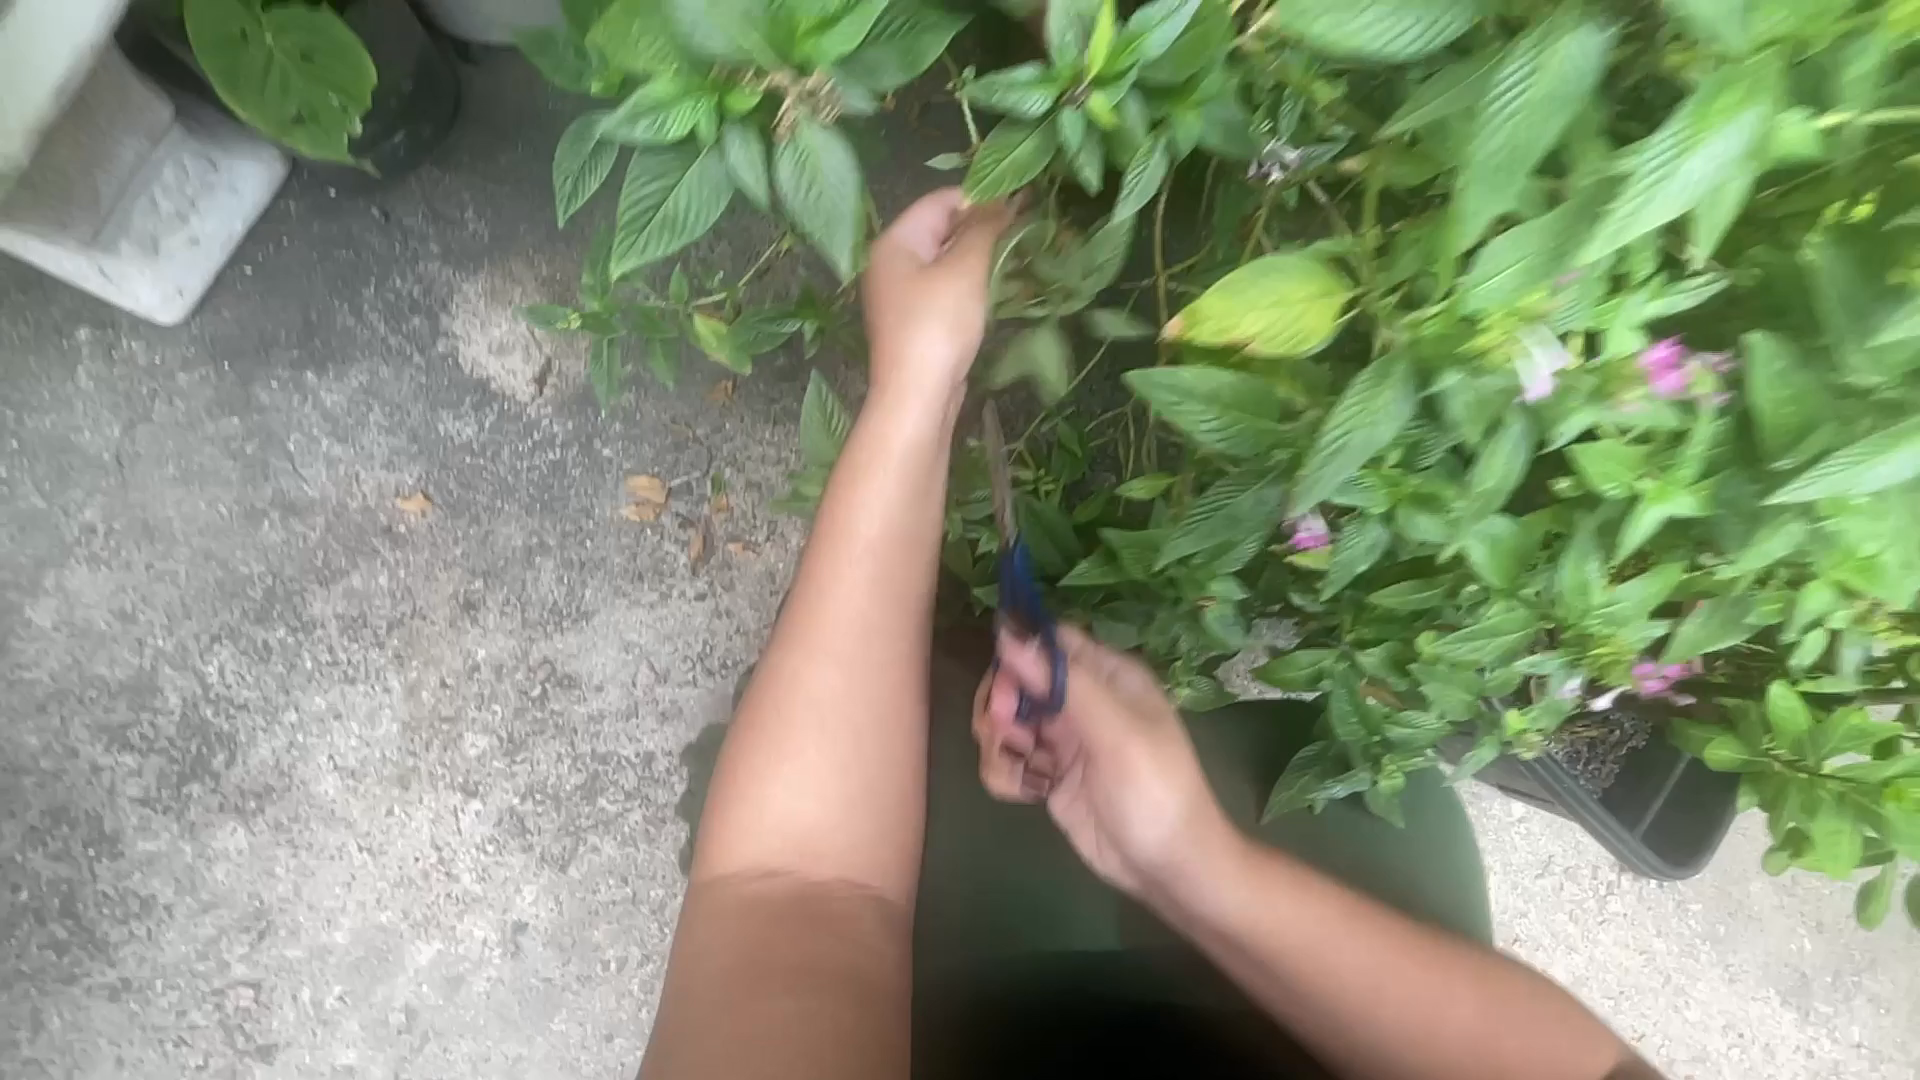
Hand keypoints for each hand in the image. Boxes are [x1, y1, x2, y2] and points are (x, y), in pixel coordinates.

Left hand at [862, 188, 1016, 415]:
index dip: (980, 199)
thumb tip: (1003, 198)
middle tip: (1023, 234)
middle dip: (981, 230)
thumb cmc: (938, 326)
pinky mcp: (914, 324)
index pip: (941, 200)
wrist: (917, 397)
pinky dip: (967, 288)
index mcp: (895, 241)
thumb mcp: (966, 269)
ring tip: (1013, 261)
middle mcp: (890, 264)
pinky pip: (943, 292)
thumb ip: (984, 228)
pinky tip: (991, 294)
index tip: (1020, 207)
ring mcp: (900, 297)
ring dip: (977, 261)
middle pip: (941, 230)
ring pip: (944, 264)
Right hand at [972, 624, 1238, 899]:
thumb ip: (1062, 681)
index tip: (1008, 686)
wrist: (1170, 869)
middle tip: (1010, 732)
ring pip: (1006, 719)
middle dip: (1003, 703)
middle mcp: (1082, 699)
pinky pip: (1008, 758)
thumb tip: (1008, 631)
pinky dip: (1006, 773)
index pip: (1050, 643)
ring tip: (1023, 769)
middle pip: (1019, 679)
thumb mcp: (1114, 731)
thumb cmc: (1154, 790)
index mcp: (1107, 676)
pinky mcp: (1048, 774)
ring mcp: (1063, 738)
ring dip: (1000, 742)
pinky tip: (1027, 793)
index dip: (1021, 656)